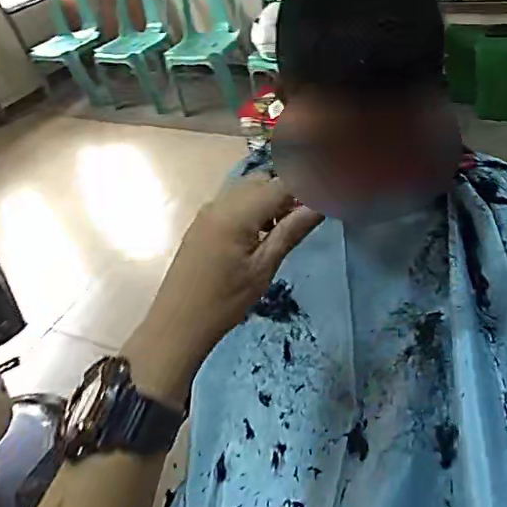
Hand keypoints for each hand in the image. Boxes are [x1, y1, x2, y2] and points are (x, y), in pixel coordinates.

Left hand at [124, 176, 322, 398]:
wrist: (176, 326)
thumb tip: (321, 204)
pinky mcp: (204, 222)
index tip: (331, 193)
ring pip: (250, 188)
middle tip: (311, 213)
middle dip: (292, 189)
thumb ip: (293, 230)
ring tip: (290, 225)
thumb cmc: (225, 301)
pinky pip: (236, 200)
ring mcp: (209, 211)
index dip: (310, 184)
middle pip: (266, 179)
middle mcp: (222, 203)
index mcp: (238, 212)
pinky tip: (265, 231)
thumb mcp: (264, 268)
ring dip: (274, 197)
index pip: (283, 183)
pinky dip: (256, 205)